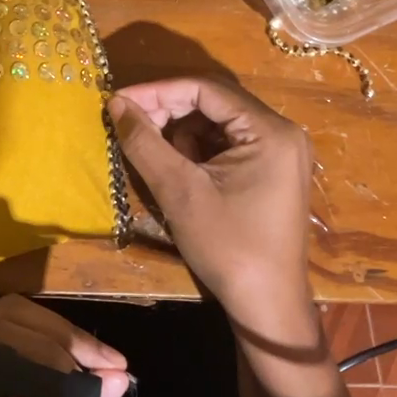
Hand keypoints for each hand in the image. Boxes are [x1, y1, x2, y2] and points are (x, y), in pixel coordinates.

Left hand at [0, 295, 128, 396]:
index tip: (93, 367)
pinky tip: (87, 364)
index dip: (44, 345)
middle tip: (109, 366)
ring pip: (17, 321)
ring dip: (64, 337)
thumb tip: (116, 381)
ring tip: (105, 364)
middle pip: (6, 321)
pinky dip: (58, 344)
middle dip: (62, 339)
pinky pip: (20, 336)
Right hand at [108, 78, 314, 348]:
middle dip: (167, 109)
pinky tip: (174, 165)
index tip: (118, 100)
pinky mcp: (270, 170)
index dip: (157, 91)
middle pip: (213, 101)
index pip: (205, 89)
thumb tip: (115, 103)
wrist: (267, 307)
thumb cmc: (228, 247)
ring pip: (216, 121)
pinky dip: (195, 147)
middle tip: (127, 122)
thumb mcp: (179, 191)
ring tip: (148, 148)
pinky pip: (226, 142)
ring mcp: (279, 151)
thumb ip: (145, 142)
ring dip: (178, 129)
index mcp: (269, 131)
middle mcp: (281, 132)